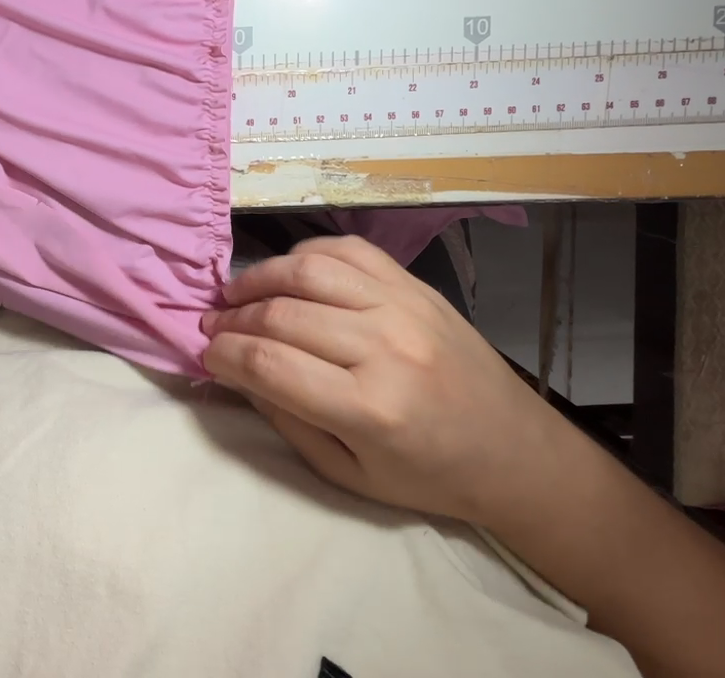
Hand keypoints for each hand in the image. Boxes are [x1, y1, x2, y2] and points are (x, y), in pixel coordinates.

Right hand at [202, 235, 585, 528]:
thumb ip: (284, 419)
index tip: (206, 353)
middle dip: (232, 319)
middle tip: (212, 326)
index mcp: (369, 409)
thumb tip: (234, 370)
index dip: (223, 354)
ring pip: (308, 270)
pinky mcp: (416, 286)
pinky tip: (287, 273)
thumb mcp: (347, 473)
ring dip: (259, 278)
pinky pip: (347, 250)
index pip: (268, 363)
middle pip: (280, 314)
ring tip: (237, 293)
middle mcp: (386, 348)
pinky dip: (305, 255)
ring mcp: (404, 308)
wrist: (518, 452)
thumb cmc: (428, 475)